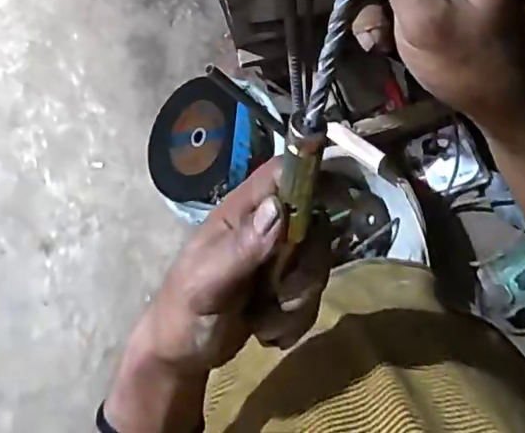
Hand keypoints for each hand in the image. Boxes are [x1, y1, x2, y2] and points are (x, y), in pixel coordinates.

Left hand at [105, 161, 327, 431]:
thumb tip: (278, 208)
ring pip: (319, 262)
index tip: (344, 194)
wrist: (180, 354)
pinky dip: (294, 321)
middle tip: (282, 293)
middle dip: (307, 265)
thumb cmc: (184, 307)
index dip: (316, 171)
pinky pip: (315, 296)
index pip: (287, 170)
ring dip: (297, 301)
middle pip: (316, 221)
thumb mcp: (207, 280)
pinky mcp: (291, 283)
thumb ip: (242, 245)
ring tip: (262, 319)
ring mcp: (282, 252)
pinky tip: (265, 330)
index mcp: (247, 206)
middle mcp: (271, 221)